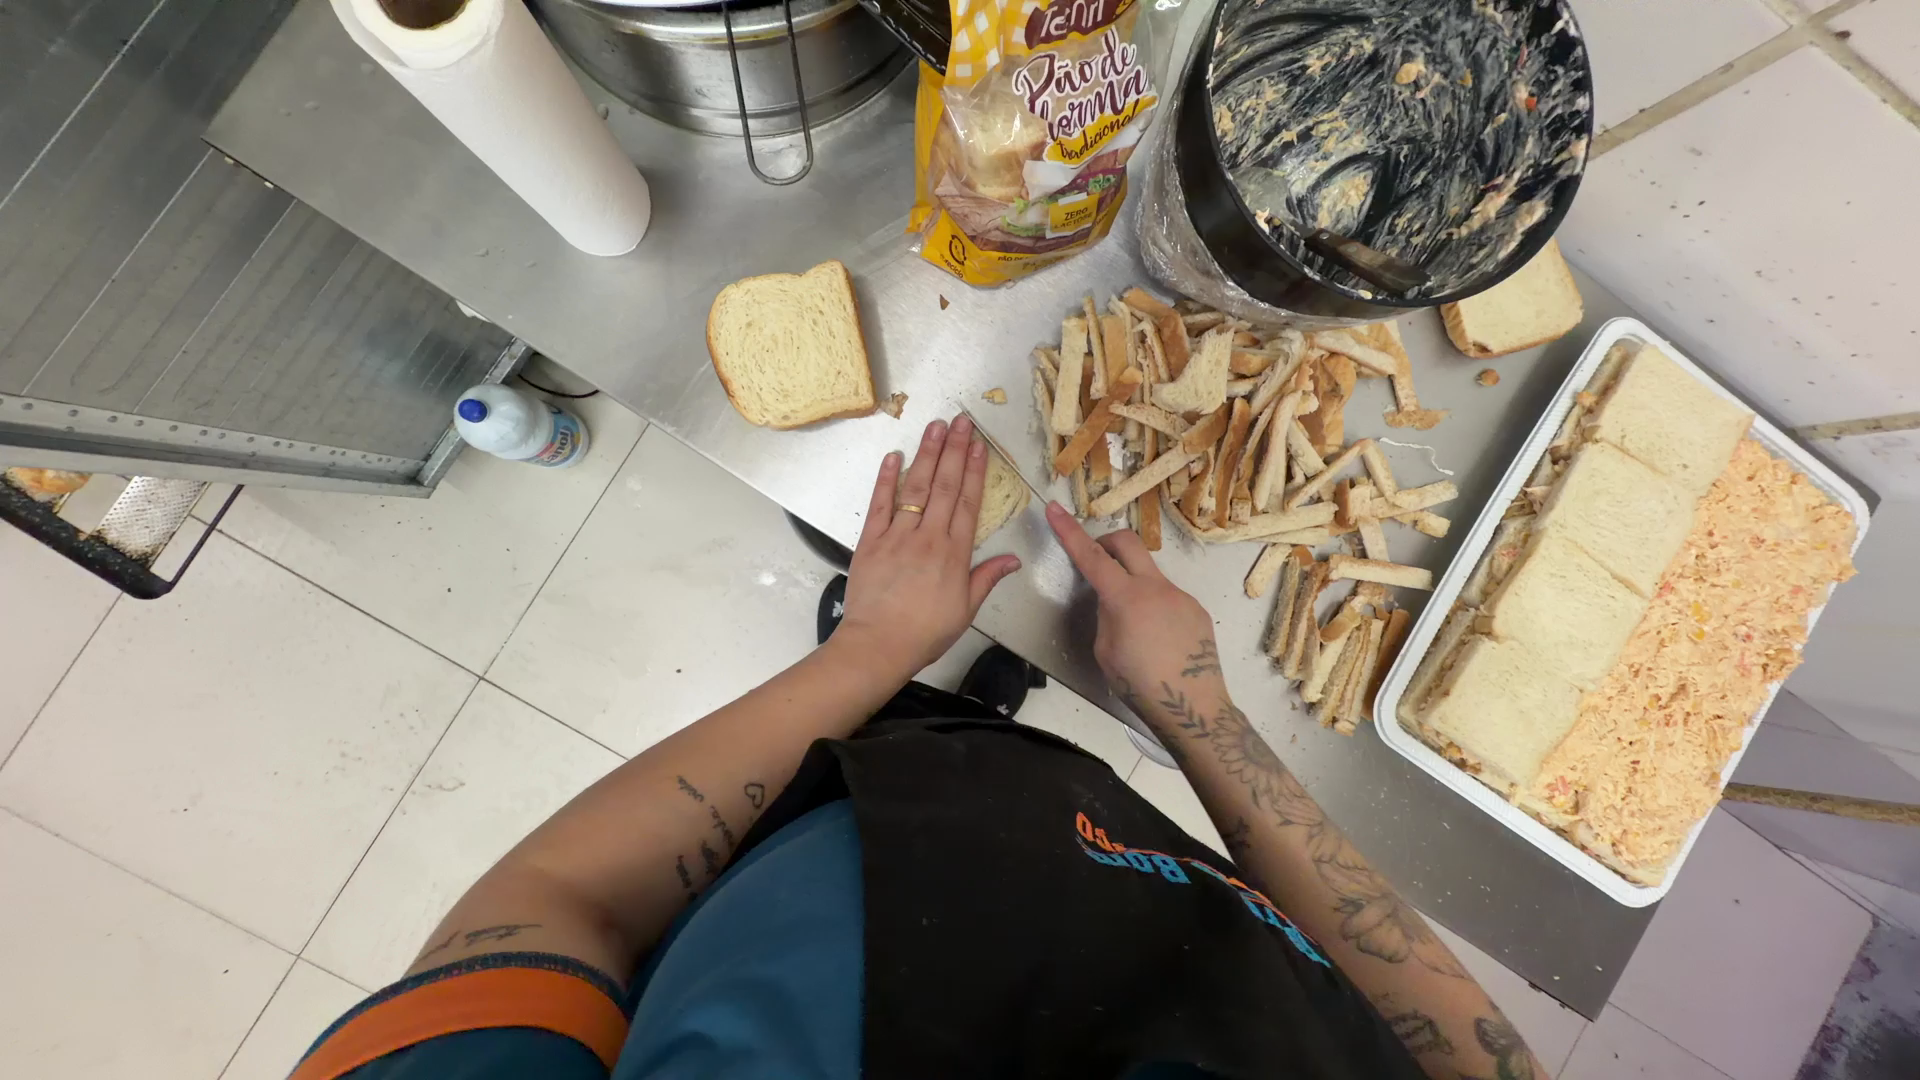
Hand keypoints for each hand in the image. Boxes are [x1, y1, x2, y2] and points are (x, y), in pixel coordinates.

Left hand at [835, 415, 1022, 682]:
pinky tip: (894, 456)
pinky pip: (880, 504)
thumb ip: (987, 578)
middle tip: (962, 420)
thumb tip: (1013, 558)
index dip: (975, 471)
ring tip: (935, 426)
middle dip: (955, 450)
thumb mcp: (965, 610)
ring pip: (916, 487)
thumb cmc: (925, 632)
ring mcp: (897, 535)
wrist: (879, 645)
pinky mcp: (870, 541)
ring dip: (927, 454)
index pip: (968, 502)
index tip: (980, 445)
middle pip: (945, 486)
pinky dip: (886, 479)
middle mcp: (928, 536)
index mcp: (954, 553)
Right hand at [1045, 503, 1225, 715]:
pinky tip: (1155, 639)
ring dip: (1131, 582)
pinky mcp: (1196, 610)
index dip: (1069, 531)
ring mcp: (1181, 596)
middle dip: (1105, 542)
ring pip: (1148, 573)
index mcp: (1127, 598)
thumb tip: (1113, 602)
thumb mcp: (1105, 650)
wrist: (1194, 708)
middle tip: (1095, 560)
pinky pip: (1166, 596)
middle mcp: (1157, 587)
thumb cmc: (1139, 685)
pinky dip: (1152, 605)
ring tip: (1131, 624)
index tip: (1055, 508)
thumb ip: (1105, 615)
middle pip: (1128, 542)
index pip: (1091, 557)